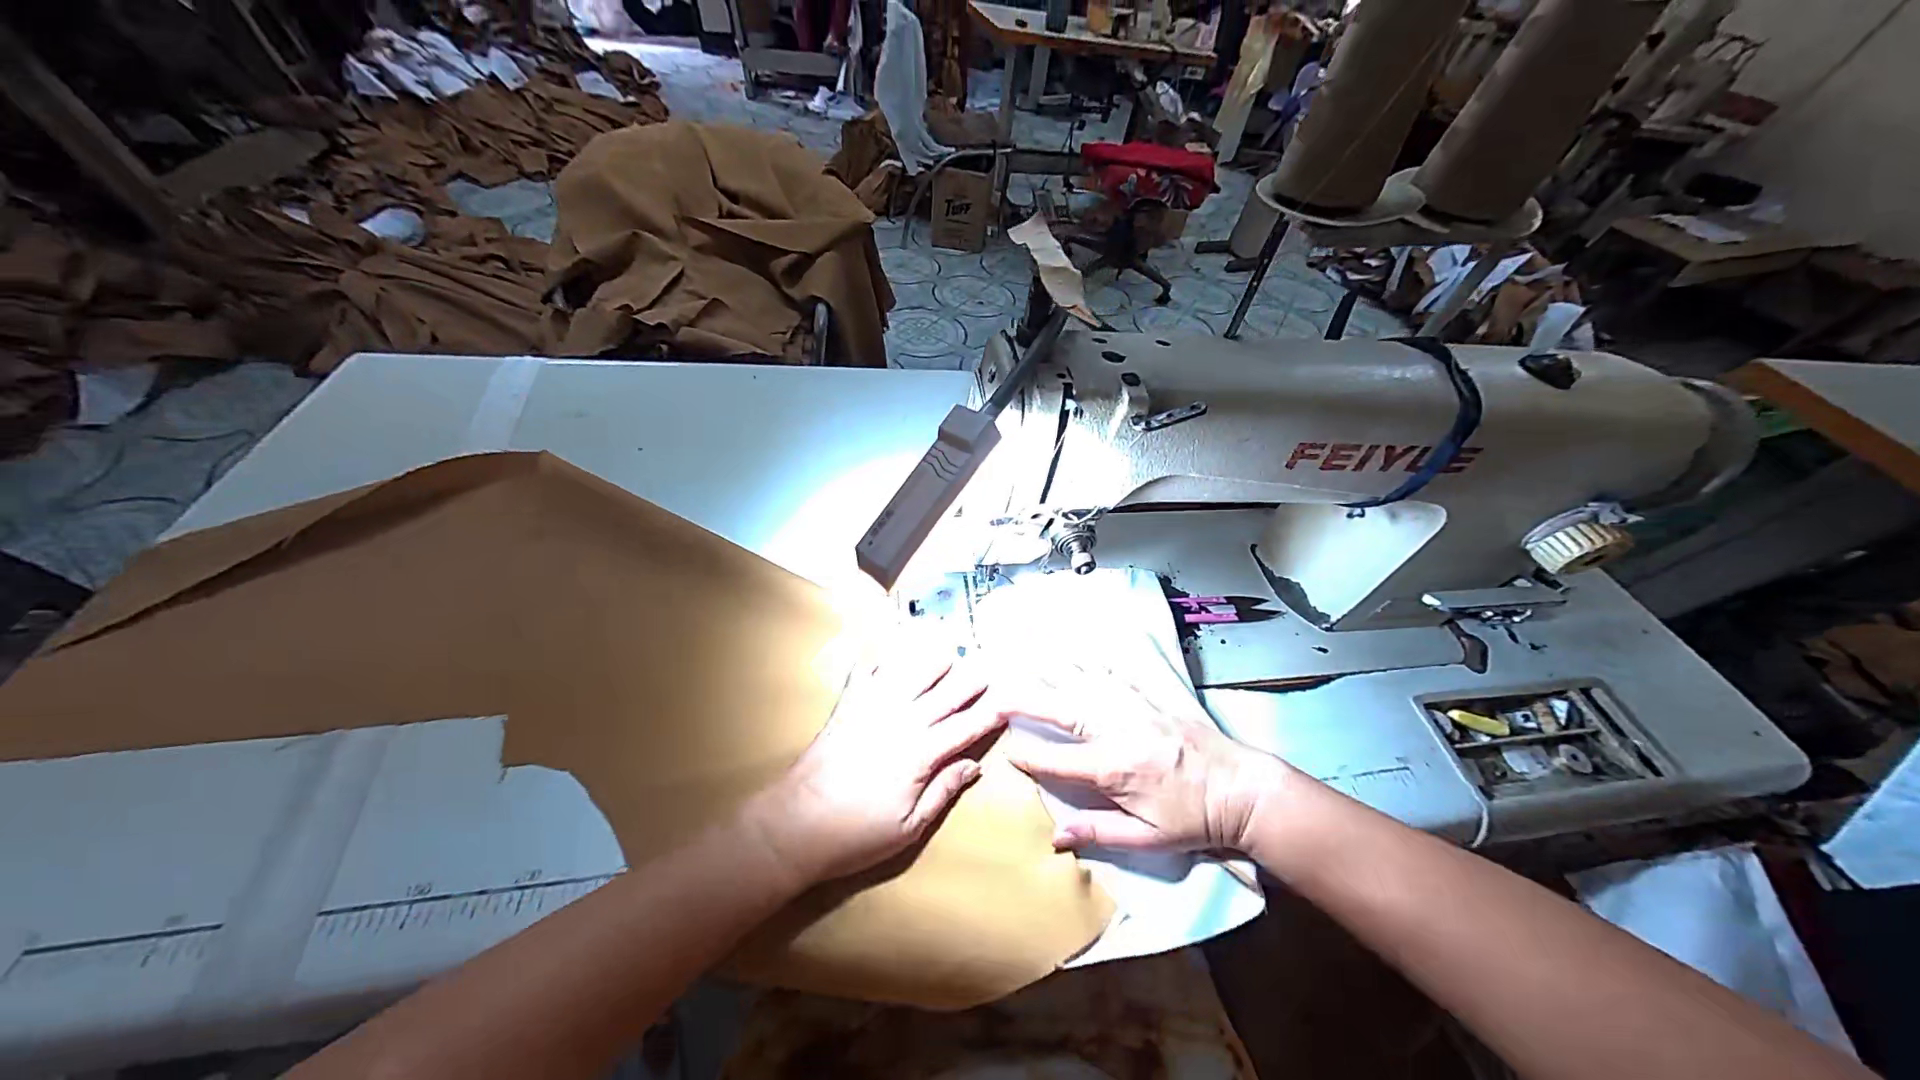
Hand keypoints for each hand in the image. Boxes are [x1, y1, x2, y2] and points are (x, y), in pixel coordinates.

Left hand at [741, 645, 1002, 886]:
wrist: (794, 824)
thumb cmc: (856, 834)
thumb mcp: (909, 826)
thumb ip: (943, 791)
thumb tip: (975, 765)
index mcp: (921, 753)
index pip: (965, 726)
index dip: (990, 712)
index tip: (1009, 697)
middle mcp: (901, 721)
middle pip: (943, 692)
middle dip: (969, 678)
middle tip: (987, 664)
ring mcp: (871, 709)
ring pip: (909, 672)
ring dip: (931, 658)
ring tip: (948, 645)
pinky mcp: (846, 706)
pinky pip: (866, 672)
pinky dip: (881, 656)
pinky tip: (889, 644)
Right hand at [999, 665, 1291, 853]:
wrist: (1243, 790)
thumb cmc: (1193, 820)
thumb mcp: (1148, 840)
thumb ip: (1099, 832)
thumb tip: (1055, 837)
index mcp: (1114, 769)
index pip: (1055, 759)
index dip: (1027, 757)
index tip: (1006, 753)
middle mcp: (1118, 730)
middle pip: (1060, 708)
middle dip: (1023, 699)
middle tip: (995, 693)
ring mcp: (1135, 707)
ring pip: (1083, 681)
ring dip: (1050, 670)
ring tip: (1022, 659)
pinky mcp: (1151, 697)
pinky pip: (1112, 673)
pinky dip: (1087, 661)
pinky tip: (1072, 652)